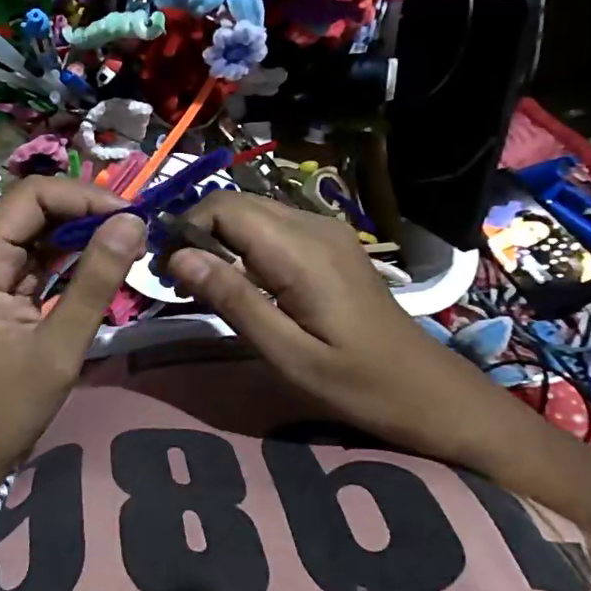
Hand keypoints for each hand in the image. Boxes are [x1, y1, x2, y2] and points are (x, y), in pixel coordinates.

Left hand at [0, 177, 144, 506]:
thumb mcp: (59, 345)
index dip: (82, 196)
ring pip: (38, 230)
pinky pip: (38, 257)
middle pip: (32, 208)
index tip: (130, 215)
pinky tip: (104, 259)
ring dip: (82, 232)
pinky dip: (71, 255)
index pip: (29, 197)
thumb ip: (95, 280)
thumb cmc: (8, 406)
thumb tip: (133, 222)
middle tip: (135, 229)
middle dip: (85, 212)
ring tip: (128, 241)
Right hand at [164, 192, 479, 454]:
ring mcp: (327, 231)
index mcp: (300, 251)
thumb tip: (178, 258)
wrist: (424, 386)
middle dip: (199, 233)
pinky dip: (246, 244)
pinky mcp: (332, 243)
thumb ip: (232, 300)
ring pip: (255, 212)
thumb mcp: (286, 353)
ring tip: (205, 286)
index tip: (166, 272)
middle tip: (179, 283)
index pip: (224, 208)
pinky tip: (243, 282)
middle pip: (237, 203)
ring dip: (221, 238)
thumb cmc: (354, 382)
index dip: (186, 229)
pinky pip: (276, 227)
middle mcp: (313, 226)